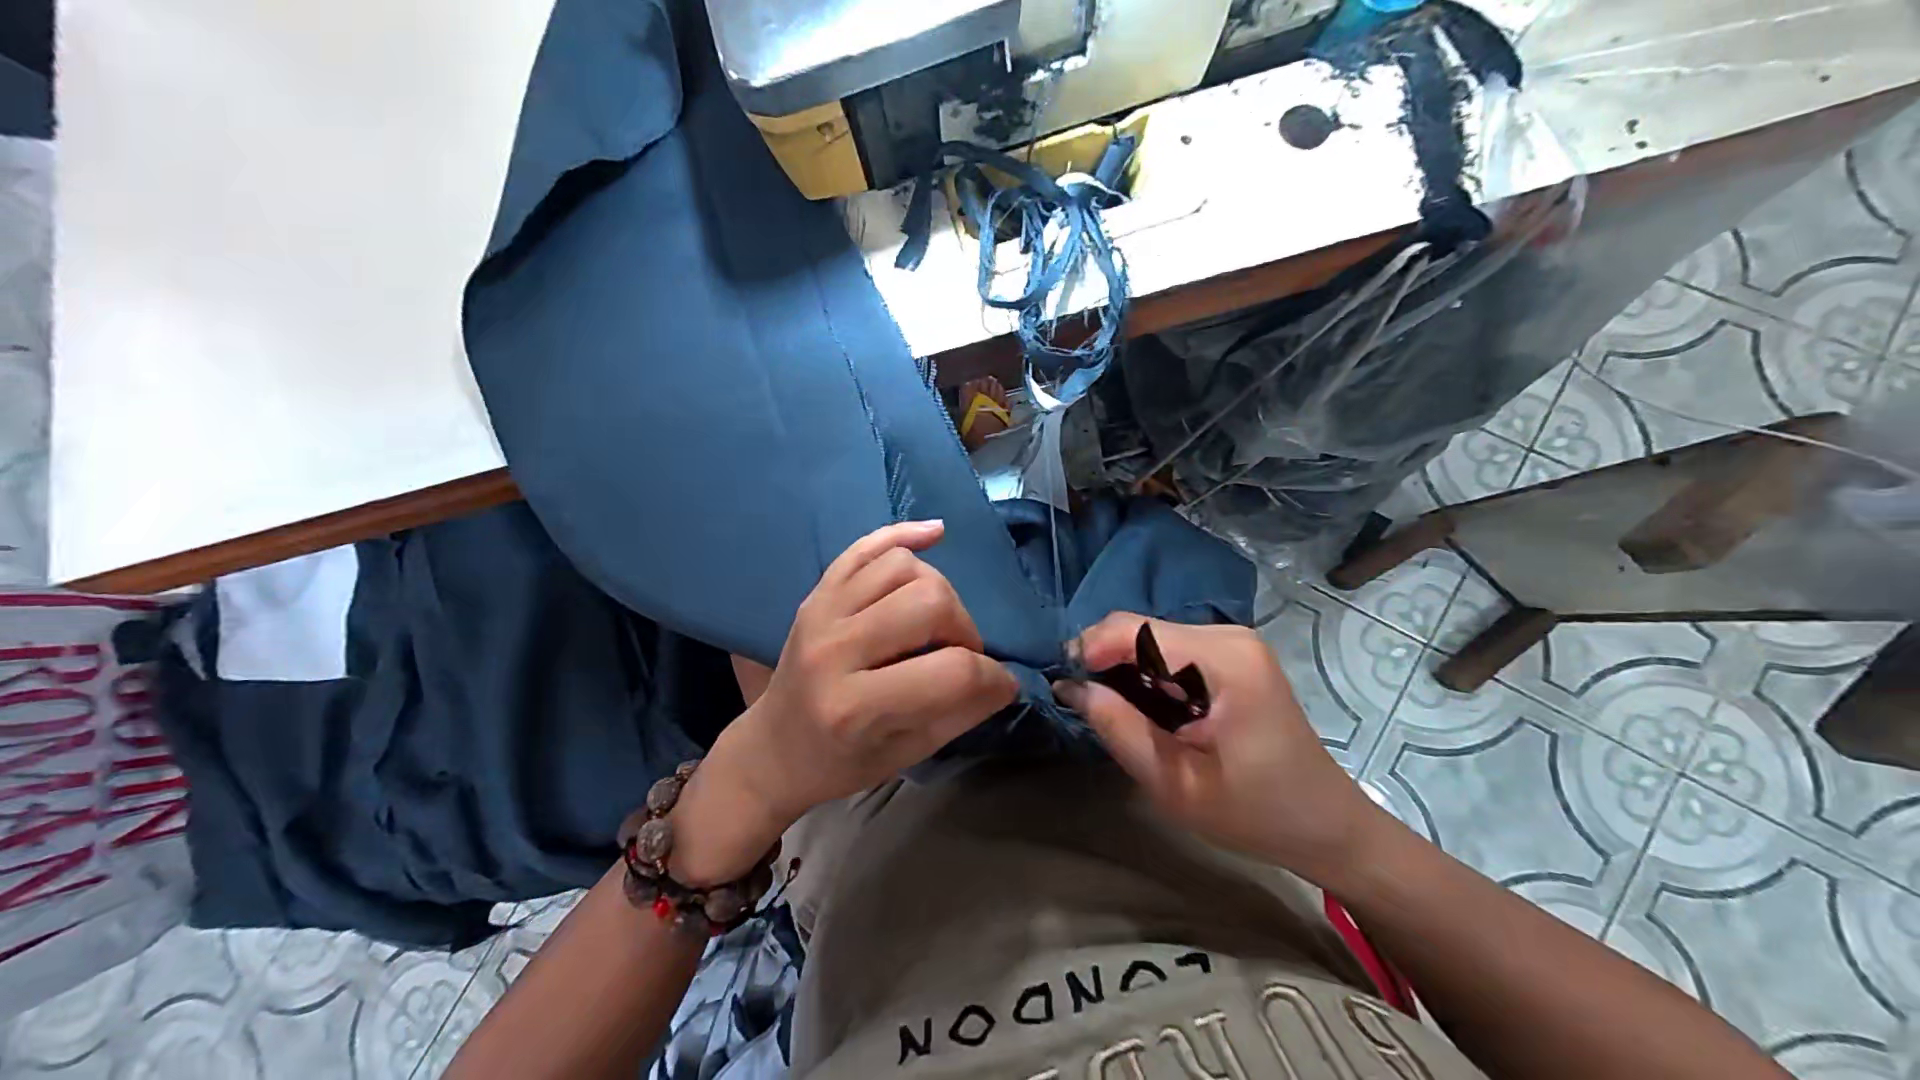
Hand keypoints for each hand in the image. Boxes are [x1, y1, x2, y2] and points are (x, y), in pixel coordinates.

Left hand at [672, 520, 1018, 884]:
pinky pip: (865, 547)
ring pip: (903, 565)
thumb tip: (1005, 679)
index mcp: (854, 706)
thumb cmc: (842, 761)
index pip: (952, 671)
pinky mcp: (817, 592)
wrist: (773, 748)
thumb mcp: (906, 755)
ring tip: (935, 624)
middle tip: (959, 654)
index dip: (991, 677)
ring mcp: (820, 612)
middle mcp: (833, 649)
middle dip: (964, 628)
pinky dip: (904, 534)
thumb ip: (961, 714)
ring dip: (937, 591)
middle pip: (930, 601)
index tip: (997, 685)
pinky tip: (935, 534)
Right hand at [1054, 613, 1392, 885]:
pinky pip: (1169, 648)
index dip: (1089, 649)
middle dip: (1103, 660)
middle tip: (1084, 704)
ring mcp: (1233, 641)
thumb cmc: (1255, 813)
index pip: (1134, 629)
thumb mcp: (1175, 783)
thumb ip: (1118, 728)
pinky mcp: (1232, 653)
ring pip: (1149, 635)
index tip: (1064, 686)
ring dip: (1122, 667)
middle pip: (1140, 627)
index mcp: (1224, 661)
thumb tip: (1069, 686)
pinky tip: (1145, 706)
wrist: (1325, 824)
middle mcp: (1229, 636)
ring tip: (1113, 711)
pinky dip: (1145, 671)